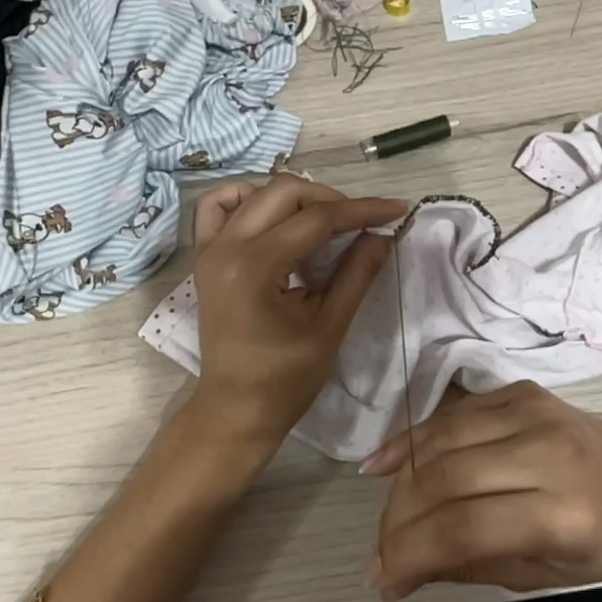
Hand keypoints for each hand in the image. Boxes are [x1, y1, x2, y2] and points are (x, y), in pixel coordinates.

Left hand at [188, 175, 406, 447]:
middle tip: (361, 222)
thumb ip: (356, 273)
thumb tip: (384, 233)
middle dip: (331, 199)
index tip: (396, 209)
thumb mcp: (330, 326)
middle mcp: (227, 246)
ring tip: (324, 222)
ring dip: (295, 197)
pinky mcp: (205, 255)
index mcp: (255, 267)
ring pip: (256, 192)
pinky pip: (218, 206)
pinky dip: (247, 199)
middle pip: (285, 192)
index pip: (317, 219)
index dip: (361, 210)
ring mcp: (210, 248)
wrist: (236, 408)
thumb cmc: (285, 378)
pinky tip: (275, 216)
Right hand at [363, 381, 601, 601]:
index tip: (382, 578)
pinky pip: (453, 412)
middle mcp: (546, 454)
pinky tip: (388, 460)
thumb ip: (469, 566)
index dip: (412, 552)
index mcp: (562, 514)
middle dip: (399, 518)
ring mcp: (533, 412)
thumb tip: (399, 570)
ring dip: (400, 476)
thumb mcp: (544, 574)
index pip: (465, 528)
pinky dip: (415, 437)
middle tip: (379, 550)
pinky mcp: (521, 390)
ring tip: (382, 510)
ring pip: (442, 438)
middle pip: (446, 479)